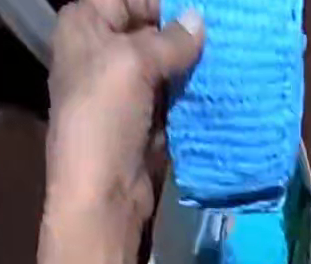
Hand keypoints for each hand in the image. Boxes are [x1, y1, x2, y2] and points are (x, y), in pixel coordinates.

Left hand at [46, 0, 203, 226]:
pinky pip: (171, 109)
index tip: (201, 9)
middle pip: (147, 34)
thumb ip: (170, 40)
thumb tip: (199, 21)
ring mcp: (123, 100)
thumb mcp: (133, 62)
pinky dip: (190, 104)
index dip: (161, 2)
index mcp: (84, 28)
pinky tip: (216, 94)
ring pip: (163, 73)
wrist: (102, 198)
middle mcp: (100, 60)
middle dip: (181, 35)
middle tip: (222, 34)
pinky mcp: (142, 133)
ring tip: (226, 60)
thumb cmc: (104, 118)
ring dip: (190, 71)